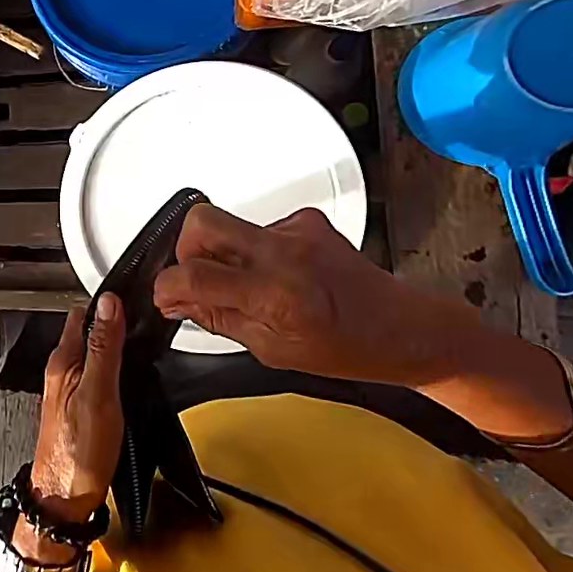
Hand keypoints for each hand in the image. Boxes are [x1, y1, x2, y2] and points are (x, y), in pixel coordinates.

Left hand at [29, 294, 124, 528]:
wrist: (64, 498)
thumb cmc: (78, 452)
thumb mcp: (98, 394)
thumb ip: (104, 349)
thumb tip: (109, 305)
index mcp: (64, 362)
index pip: (82, 314)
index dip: (107, 304)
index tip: (134, 298)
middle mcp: (63, 371)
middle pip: (88, 332)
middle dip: (113, 323)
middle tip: (143, 319)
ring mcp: (70, 389)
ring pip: (93, 353)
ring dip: (113, 345)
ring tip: (139, 342)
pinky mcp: (79, 407)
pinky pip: (97, 375)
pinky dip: (113, 368)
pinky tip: (128, 375)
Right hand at [152, 204, 495, 388]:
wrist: (406, 328)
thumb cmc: (348, 348)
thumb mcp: (270, 350)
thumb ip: (216, 318)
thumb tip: (176, 301)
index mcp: (274, 296)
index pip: (195, 275)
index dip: (167, 287)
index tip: (166, 296)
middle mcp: (284, 255)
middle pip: (202, 223)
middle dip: (185, 249)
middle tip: (197, 276)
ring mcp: (296, 232)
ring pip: (227, 224)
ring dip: (223, 253)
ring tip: (248, 282)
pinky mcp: (305, 221)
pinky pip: (256, 227)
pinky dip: (253, 250)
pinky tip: (275, 272)